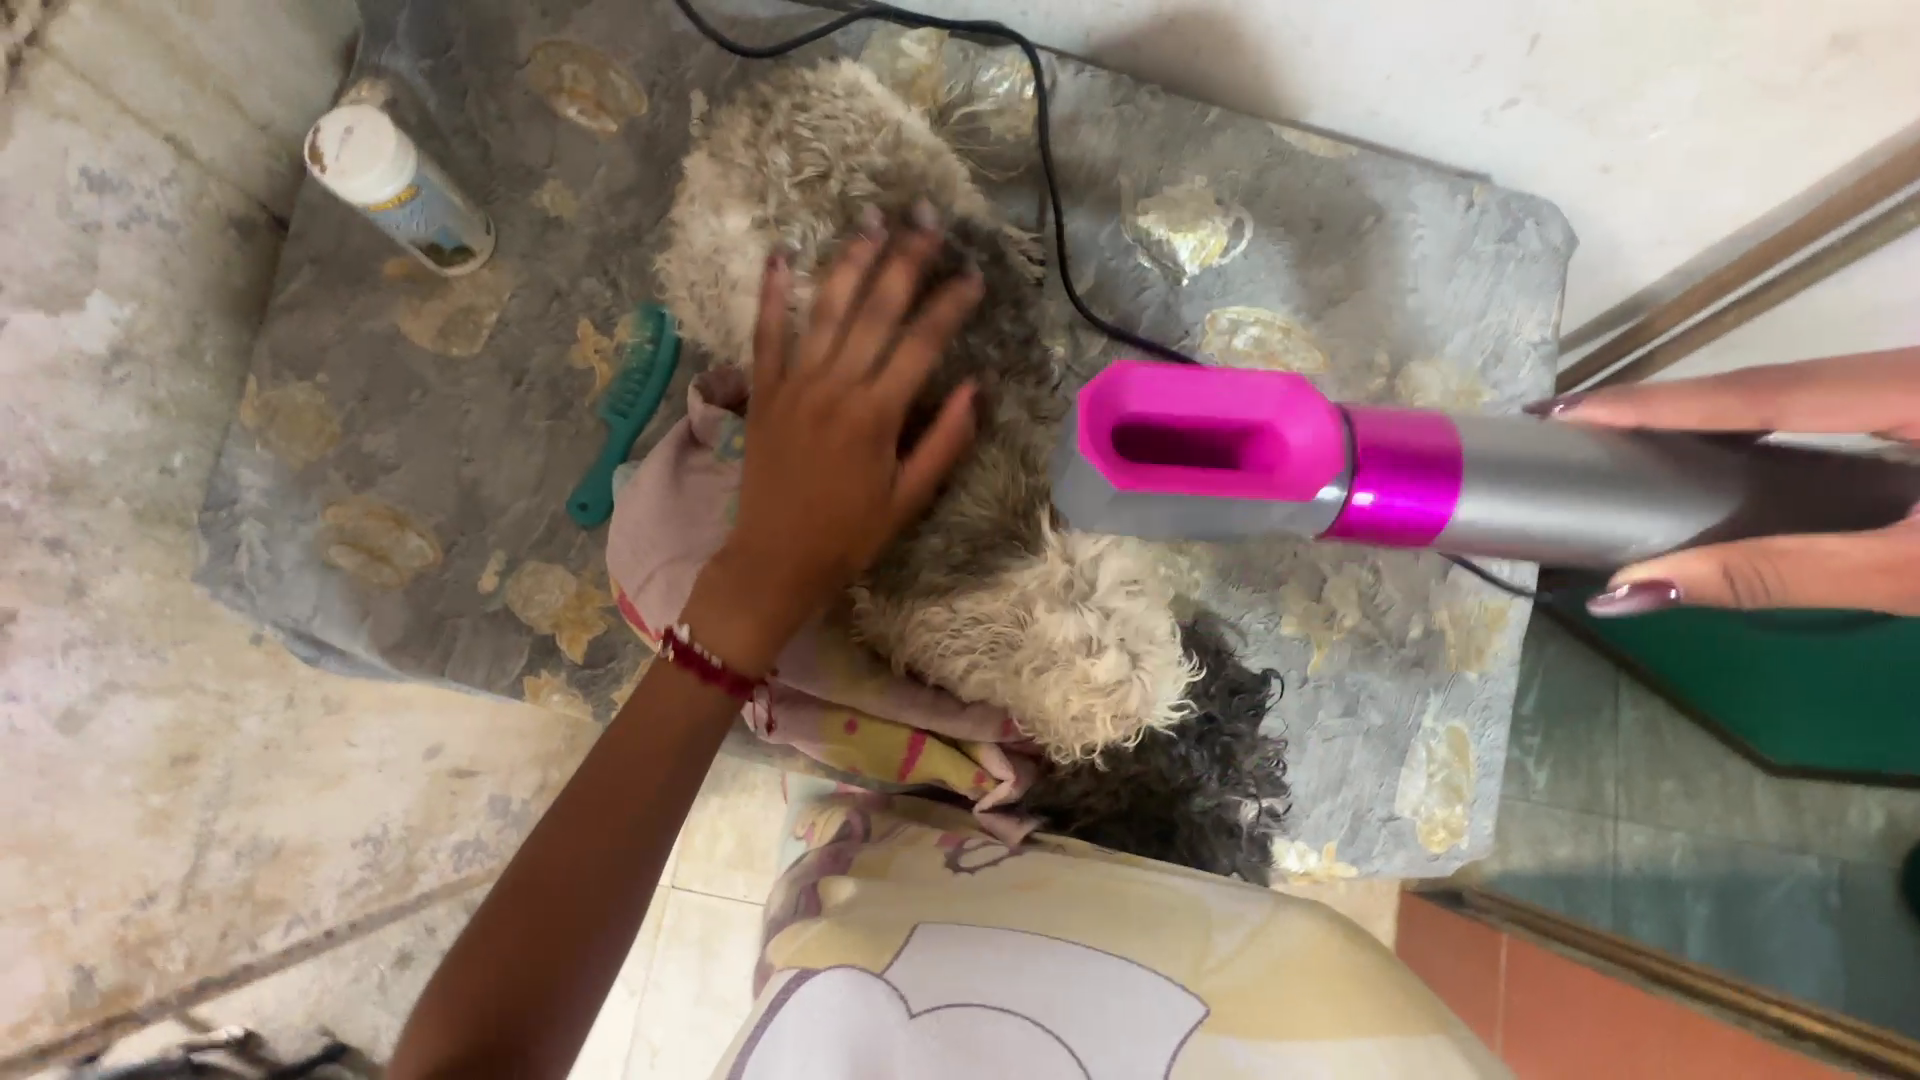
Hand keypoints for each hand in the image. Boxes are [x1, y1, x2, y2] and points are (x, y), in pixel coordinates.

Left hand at [685, 207, 984, 671]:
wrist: (776, 559)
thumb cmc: (849, 535)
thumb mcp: (909, 499)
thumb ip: (944, 441)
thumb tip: (975, 388)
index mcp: (877, 414)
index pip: (922, 343)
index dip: (951, 304)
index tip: (973, 275)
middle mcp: (835, 386)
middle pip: (876, 309)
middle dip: (905, 260)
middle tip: (926, 219)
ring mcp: (793, 383)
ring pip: (824, 308)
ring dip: (849, 260)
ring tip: (871, 219)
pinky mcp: (762, 391)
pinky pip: (764, 333)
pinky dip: (771, 293)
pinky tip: (780, 254)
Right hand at [1536, 348, 1919, 615]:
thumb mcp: (1909, 573)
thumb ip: (1777, 573)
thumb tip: (1628, 588)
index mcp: (1916, 388)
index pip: (1757, 393)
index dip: (1653, 403)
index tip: (1562, 411)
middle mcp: (1913, 367)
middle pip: (1764, 382)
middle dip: (1660, 402)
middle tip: (1571, 424)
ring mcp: (1919, 380)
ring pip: (1792, 387)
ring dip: (1699, 410)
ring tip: (1622, 430)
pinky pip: (1822, 399)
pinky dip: (1749, 417)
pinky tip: (1712, 436)